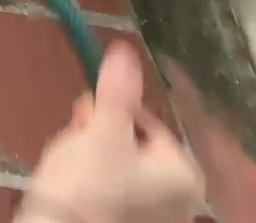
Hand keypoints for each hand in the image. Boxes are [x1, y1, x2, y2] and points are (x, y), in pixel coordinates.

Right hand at [20, 43, 204, 222]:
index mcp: (182, 171)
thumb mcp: (101, 131)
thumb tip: (125, 50)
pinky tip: (77, 179)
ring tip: (73, 161)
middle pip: (133, 139)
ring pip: (120, 159)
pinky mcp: (133, 219)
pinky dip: (94, 175)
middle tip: (77, 140)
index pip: (144, 119)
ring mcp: (160, 212)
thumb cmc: (90, 182)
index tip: (83, 116)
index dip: (109, 111)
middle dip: (99, 132)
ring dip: (91, 151)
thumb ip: (115, 91)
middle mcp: (182, 194)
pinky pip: (115, 182)